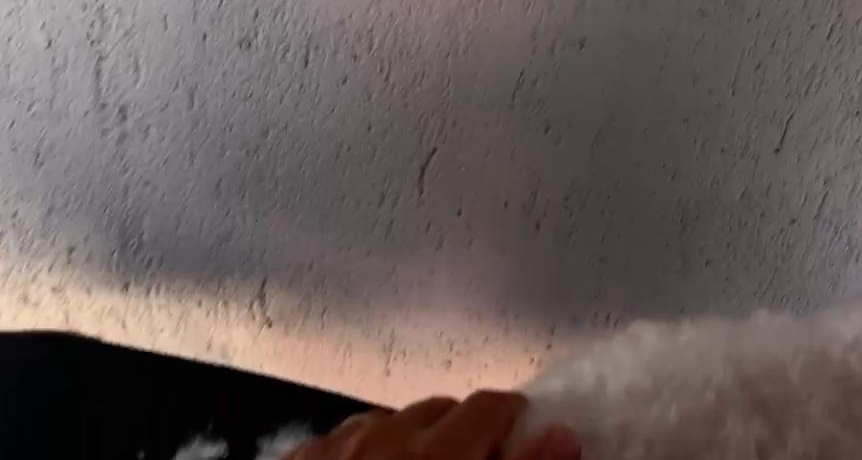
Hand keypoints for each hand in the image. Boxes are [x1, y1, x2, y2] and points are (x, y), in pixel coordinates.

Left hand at [294, 391, 581, 459]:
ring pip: (392, 423)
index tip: (515, 449)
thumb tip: (564, 434)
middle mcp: (383, 437)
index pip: (492, 406)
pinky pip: (341, 438)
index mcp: (436, 457)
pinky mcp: (296, 459)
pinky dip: (359, 456)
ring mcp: (333, 446)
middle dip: (461, 440)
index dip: (510, 426)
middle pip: (443, 410)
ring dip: (410, 448)